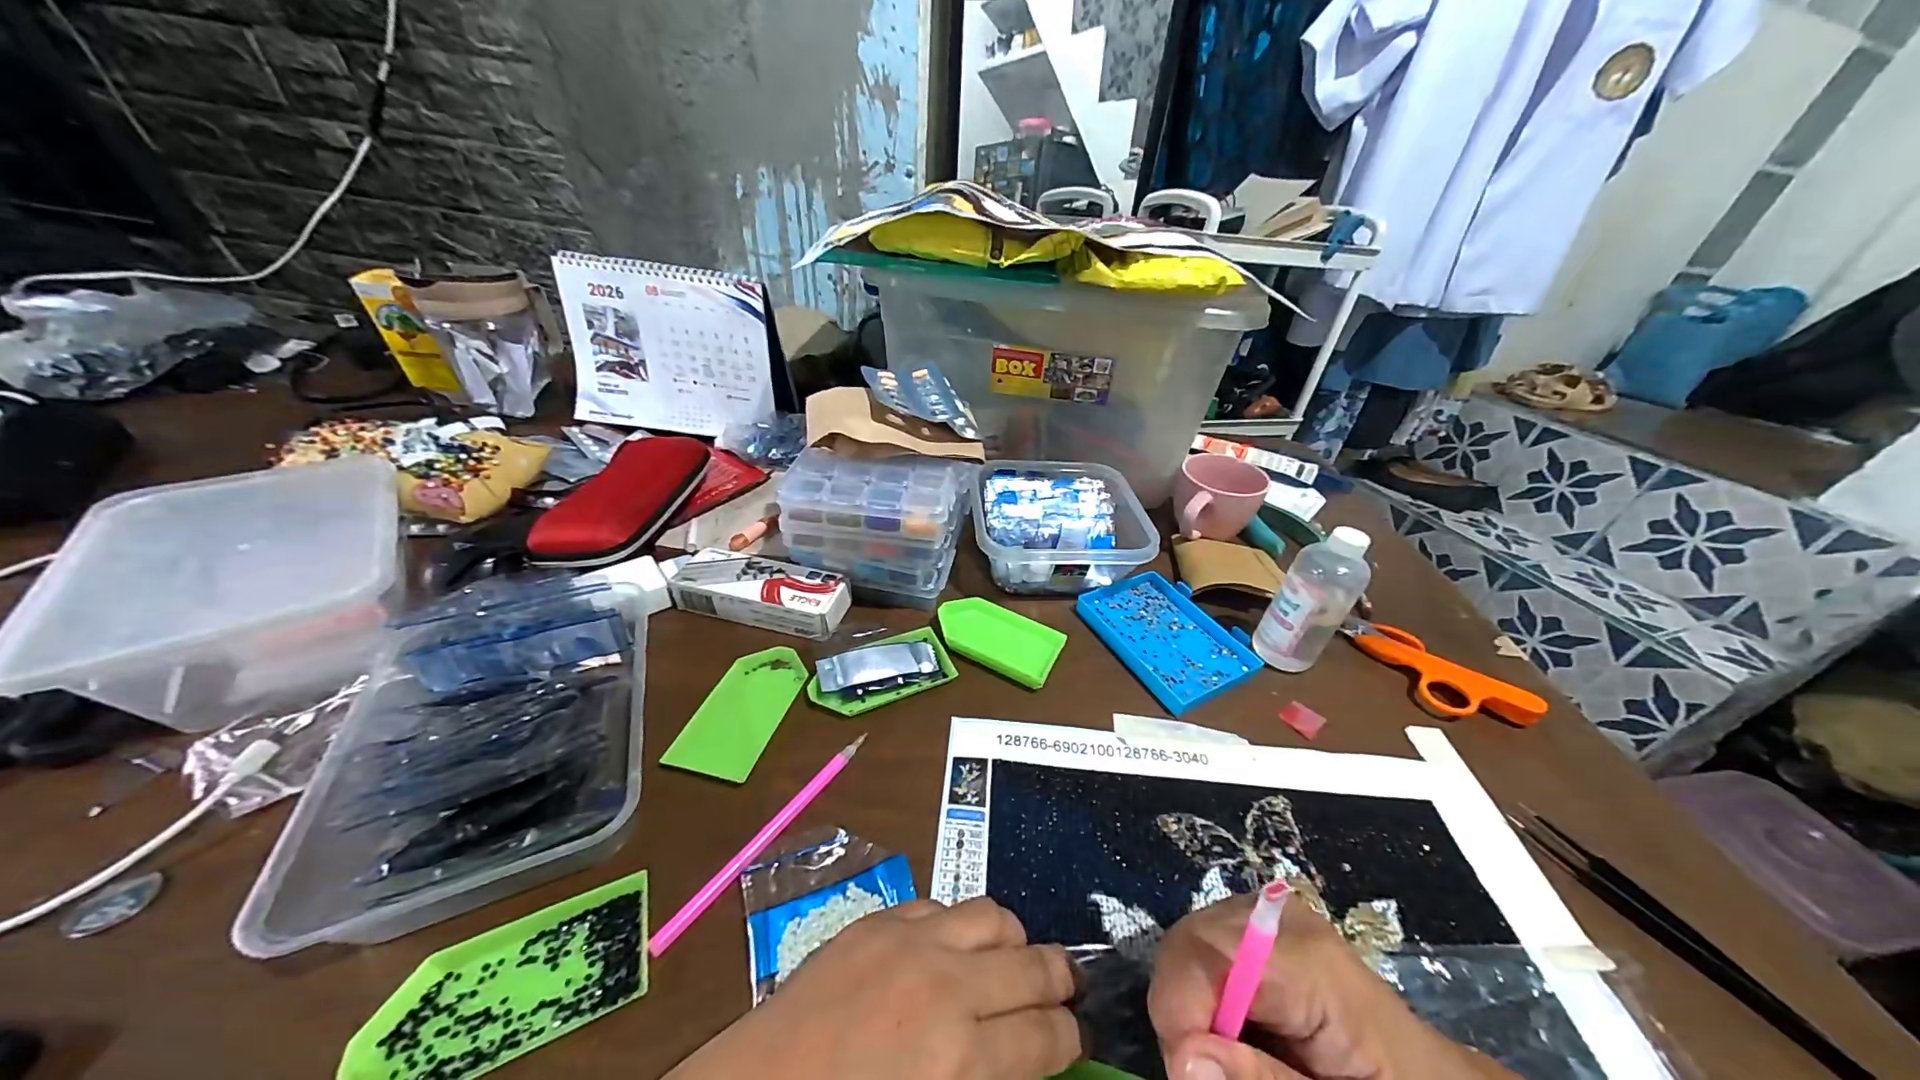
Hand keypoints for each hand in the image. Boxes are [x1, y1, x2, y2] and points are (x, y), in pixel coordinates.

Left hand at [666, 897, 1081, 1079]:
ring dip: (1013, 943)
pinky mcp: (877, 920)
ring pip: (994, 916)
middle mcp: (945, 987)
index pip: (1050, 1036)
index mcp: (960, 1060)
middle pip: (1036, 965)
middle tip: (1060, 994)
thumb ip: (989, 1079)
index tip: (1072, 1040)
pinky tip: (947, 951)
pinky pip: (941, 905)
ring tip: (1008, 964)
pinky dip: (957, 927)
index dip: (1071, 1040)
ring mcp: (908, 941)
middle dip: (1060, 982)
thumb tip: (1030, 1055)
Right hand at [1149, 896, 1515, 1079]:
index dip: (1180, 1011)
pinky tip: (1232, 1031)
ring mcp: (1270, 916)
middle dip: (1178, 1012)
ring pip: (1189, 946)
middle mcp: (1283, 919)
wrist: (1433, 1077)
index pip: (1210, 954)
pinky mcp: (1262, 926)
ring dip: (1186, 1005)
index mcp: (1311, 963)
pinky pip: (1205, 950)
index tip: (1187, 1074)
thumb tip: (1183, 1058)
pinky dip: (1202, 995)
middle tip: (1200, 1073)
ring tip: (1222, 1058)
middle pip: (1190, 945)